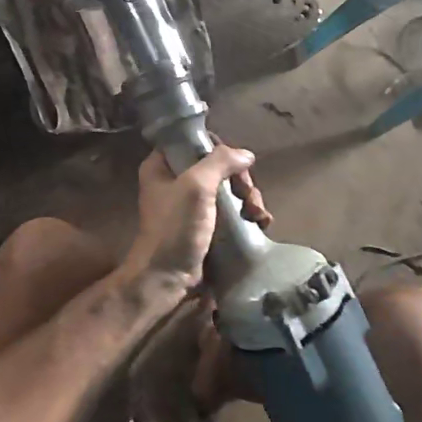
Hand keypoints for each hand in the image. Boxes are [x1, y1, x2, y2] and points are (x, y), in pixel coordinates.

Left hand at [127, 145, 269, 283]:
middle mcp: (175, 181)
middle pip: (218, 167)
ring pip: (229, 189)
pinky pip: (231, 211)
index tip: (236, 165)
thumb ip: (219, 162)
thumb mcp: (196, 187)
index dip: (219, 149)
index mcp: (162, 166)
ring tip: (256, 216)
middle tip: (247, 197)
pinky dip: (247, 214)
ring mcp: (191, 206)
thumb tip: (246, 154)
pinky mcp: (205, 226)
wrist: (165, 279)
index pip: (195, 142)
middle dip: (240, 181)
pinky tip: (260, 223)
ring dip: (248, 199)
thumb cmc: (174, 229)